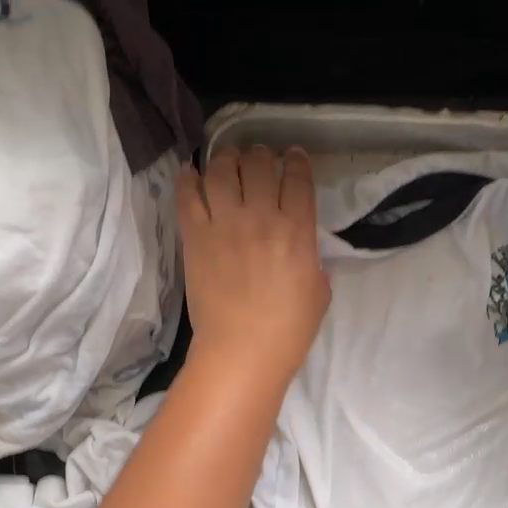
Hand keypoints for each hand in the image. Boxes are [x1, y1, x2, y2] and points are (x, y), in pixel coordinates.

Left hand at [177, 145, 330, 375]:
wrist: (242, 351)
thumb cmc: (289, 331)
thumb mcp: (319, 294)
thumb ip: (313, 262)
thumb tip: (304, 250)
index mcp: (297, 232)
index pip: (298, 179)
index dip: (296, 162)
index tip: (293, 158)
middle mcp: (261, 217)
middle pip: (259, 165)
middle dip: (261, 156)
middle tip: (260, 160)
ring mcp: (224, 223)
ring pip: (222, 169)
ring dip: (227, 158)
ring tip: (229, 161)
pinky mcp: (195, 235)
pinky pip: (188, 193)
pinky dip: (190, 178)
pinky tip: (192, 174)